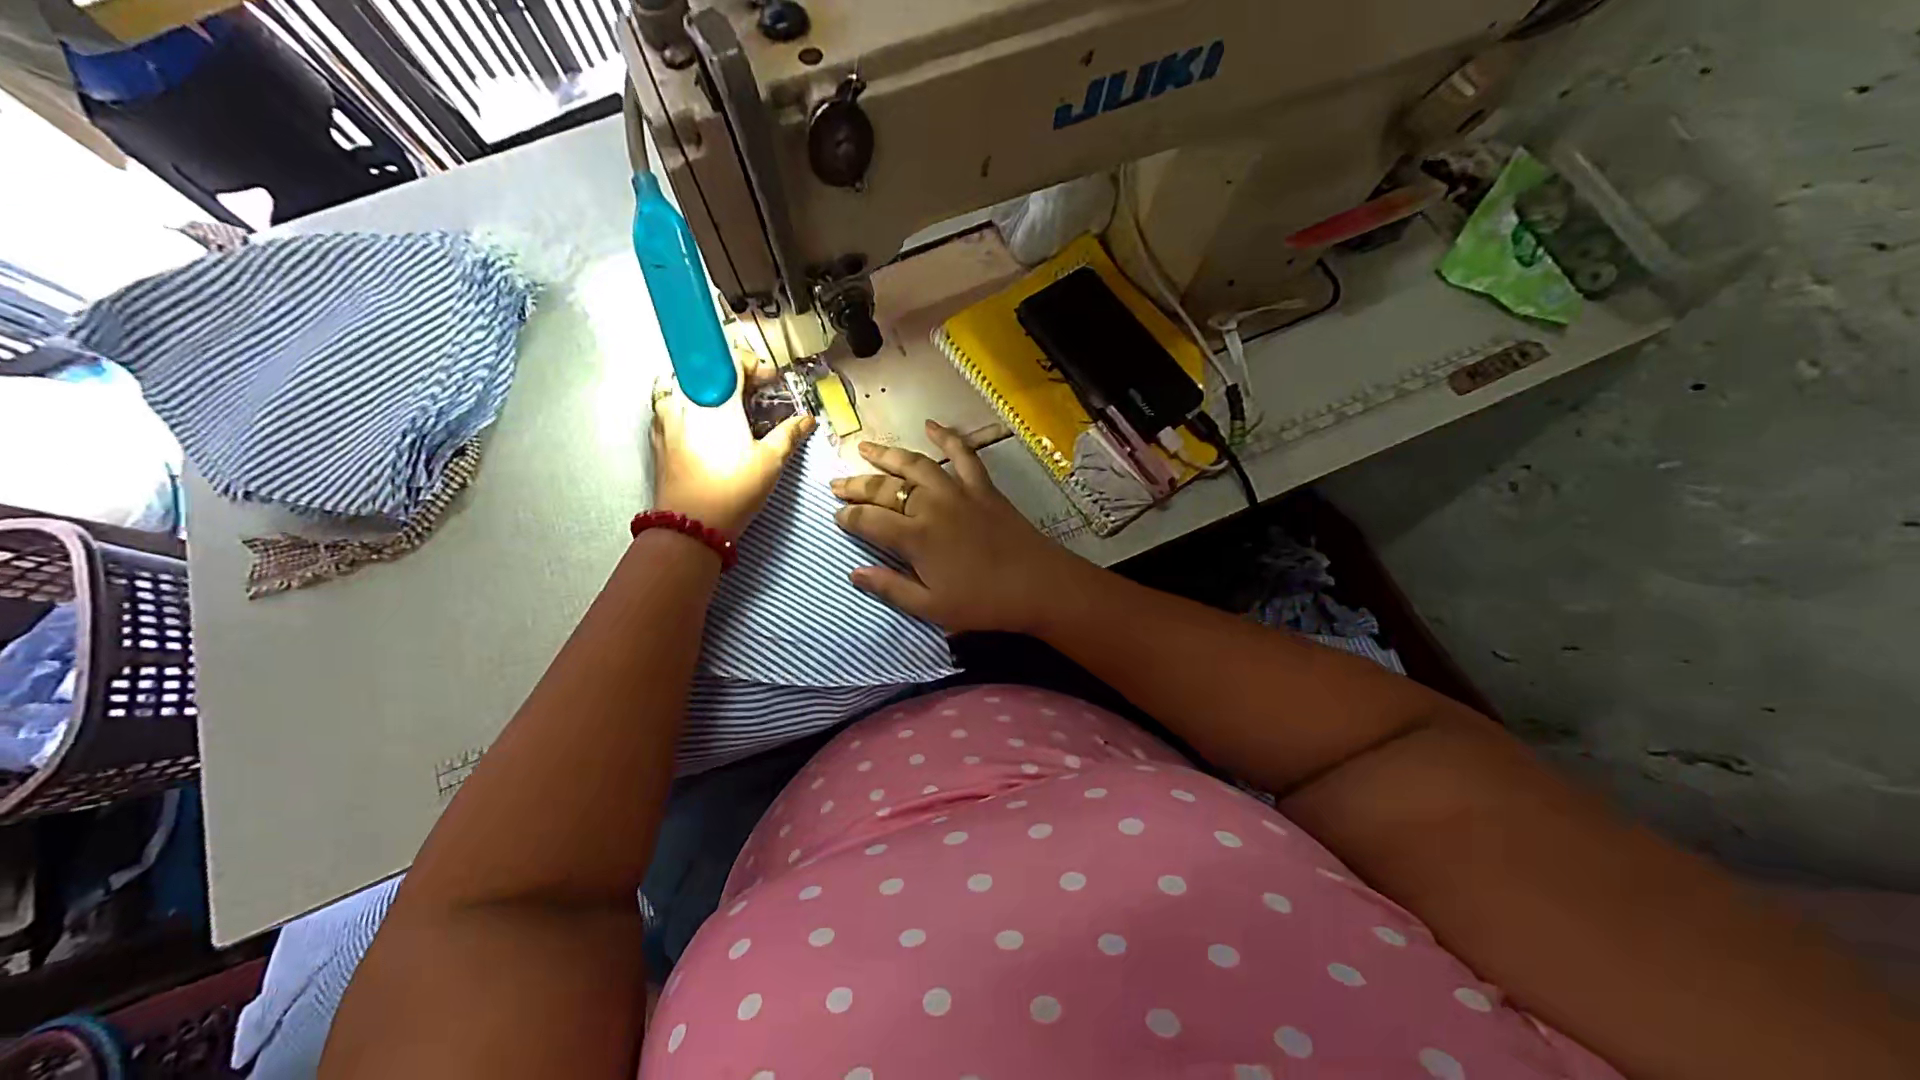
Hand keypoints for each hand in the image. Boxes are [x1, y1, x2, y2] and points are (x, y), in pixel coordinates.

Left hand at [651, 360, 812, 538]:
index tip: (768, 379)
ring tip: (733, 410)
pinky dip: (694, 407)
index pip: (730, 359)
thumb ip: (789, 433)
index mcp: (714, 399)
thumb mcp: (770, 461)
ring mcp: (666, 416)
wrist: (690, 524)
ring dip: (712, 390)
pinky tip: (711, 428)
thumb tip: (805, 420)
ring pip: (688, 386)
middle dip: (734, 376)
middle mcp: (684, 400)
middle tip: (755, 393)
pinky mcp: (659, 435)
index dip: (754, 364)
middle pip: (708, 369)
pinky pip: (674, 406)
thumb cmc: (731, 491)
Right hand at [830, 420, 1092, 633]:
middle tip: (837, 484)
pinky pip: (963, 455)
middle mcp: (931, 506)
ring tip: (865, 448)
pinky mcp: (982, 487)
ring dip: (888, 455)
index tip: (835, 516)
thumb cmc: (983, 602)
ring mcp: (958, 491)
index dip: (847, 517)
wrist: (1038, 584)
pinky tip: (931, 425)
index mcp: (916, 538)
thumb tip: (854, 573)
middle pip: (885, 488)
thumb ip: (890, 588)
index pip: (868, 520)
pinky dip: (947, 437)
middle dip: (857, 485)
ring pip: (915, 465)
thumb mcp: (931, 607)